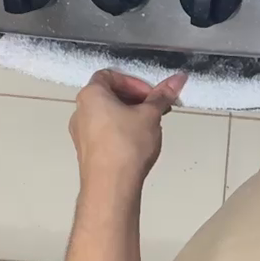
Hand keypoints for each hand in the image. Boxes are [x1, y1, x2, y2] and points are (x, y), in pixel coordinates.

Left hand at [69, 70, 187, 191]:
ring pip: (108, 113)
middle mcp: (80, 110)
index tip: (151, 95)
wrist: (111, 185)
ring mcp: (80, 132)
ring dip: (130, 114)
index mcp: (91, 95)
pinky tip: (138, 142)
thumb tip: (179, 77)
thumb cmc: (128, 143)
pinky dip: (121, 129)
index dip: (134, 81)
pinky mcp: (86, 150)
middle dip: (136, 98)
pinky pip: (105, 131)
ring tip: (149, 126)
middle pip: (109, 94)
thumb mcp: (150, 114)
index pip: (110, 75)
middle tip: (155, 109)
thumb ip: (163, 95)